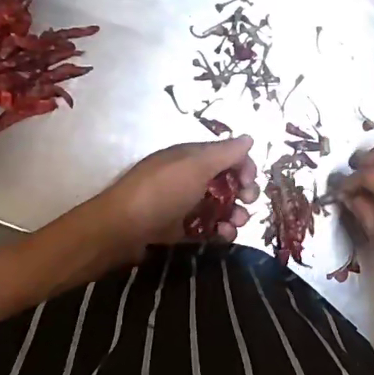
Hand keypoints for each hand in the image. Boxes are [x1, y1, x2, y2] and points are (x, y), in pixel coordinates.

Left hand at [75, 135, 259, 263]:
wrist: (124, 228)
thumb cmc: (161, 191)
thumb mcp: (195, 165)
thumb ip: (225, 153)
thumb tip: (249, 138)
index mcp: (191, 158)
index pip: (226, 156)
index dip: (243, 165)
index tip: (250, 180)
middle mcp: (190, 179)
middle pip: (227, 183)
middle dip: (244, 191)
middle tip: (249, 201)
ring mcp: (186, 206)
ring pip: (221, 208)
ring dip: (235, 214)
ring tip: (236, 224)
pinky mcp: (182, 230)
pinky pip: (209, 229)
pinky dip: (221, 232)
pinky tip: (223, 236)